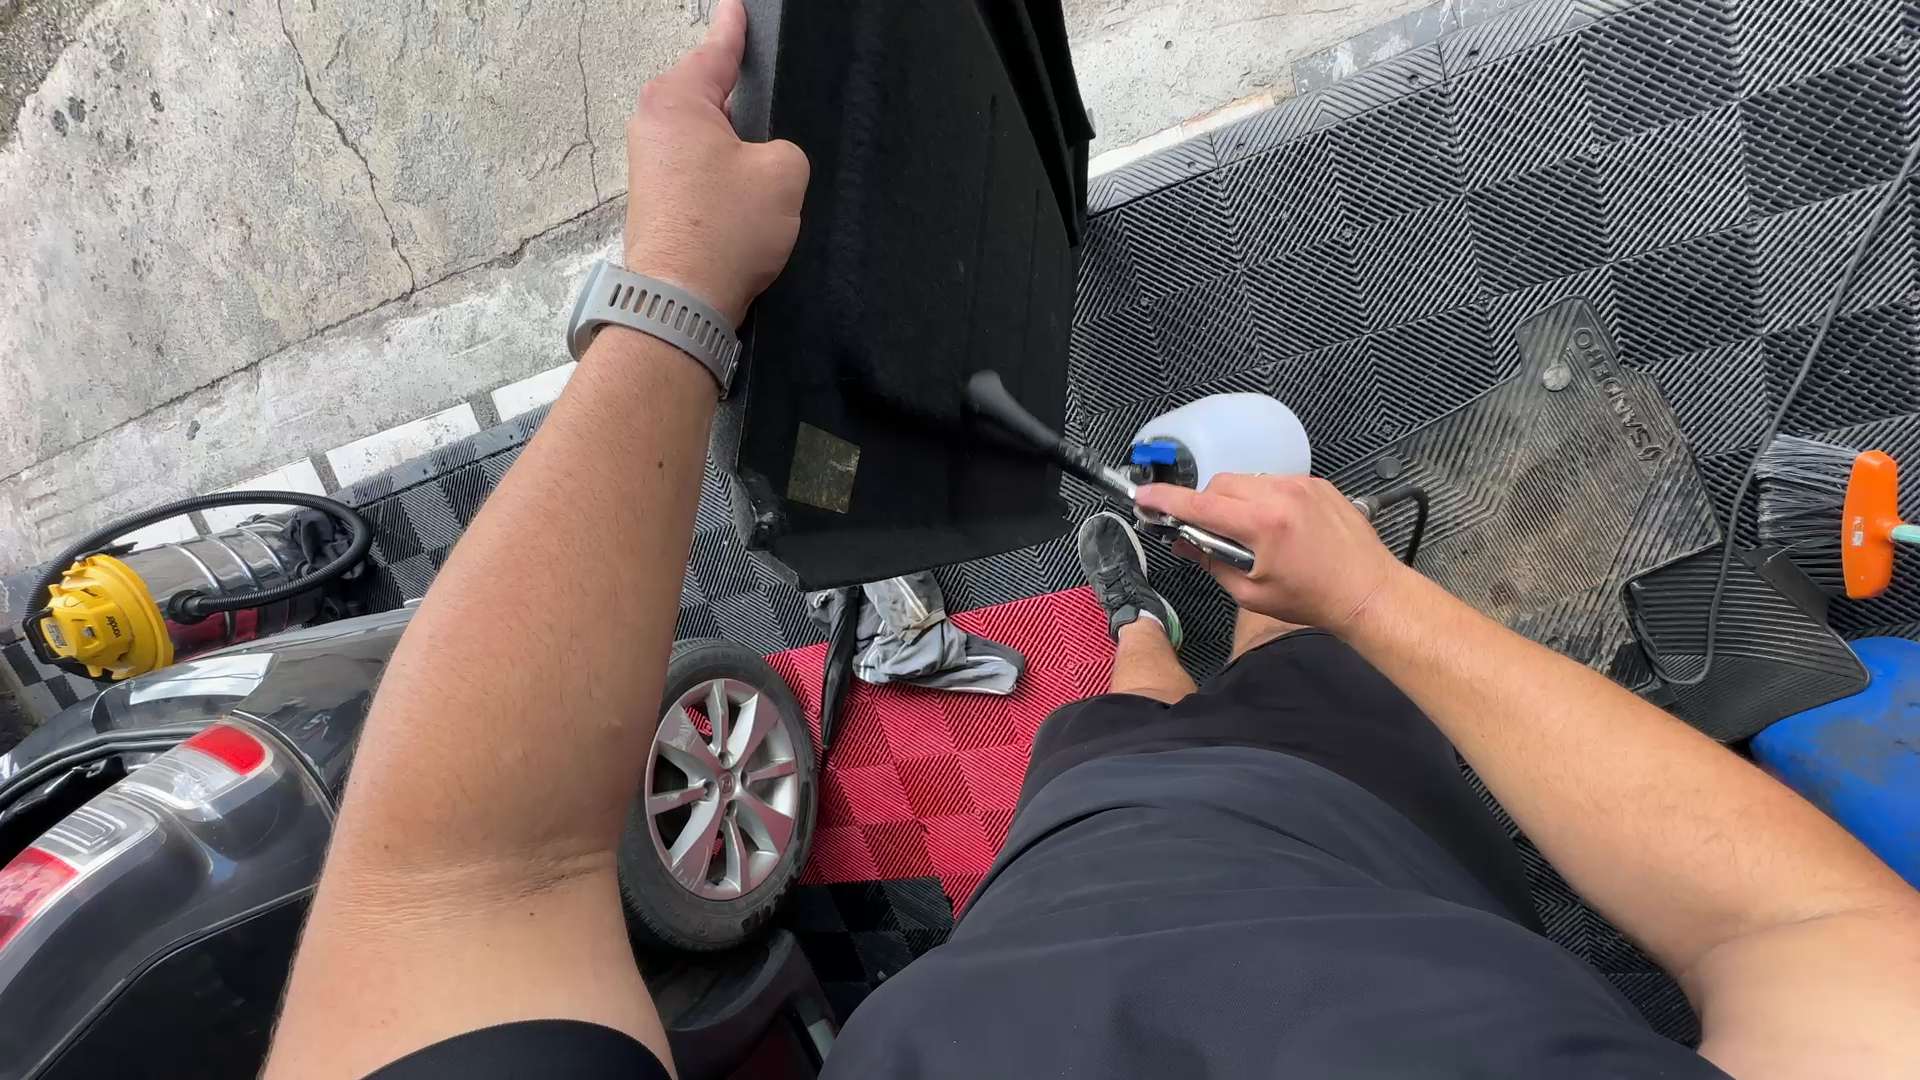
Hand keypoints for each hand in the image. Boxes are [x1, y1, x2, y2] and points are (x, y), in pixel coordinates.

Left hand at [623, 0, 808, 325]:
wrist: (684, 298)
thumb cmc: (726, 231)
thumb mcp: (784, 175)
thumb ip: (788, 150)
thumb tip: (769, 163)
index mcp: (676, 100)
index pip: (715, 52)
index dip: (733, 31)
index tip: (735, 10)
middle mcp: (652, 127)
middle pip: (712, 104)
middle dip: (743, 117)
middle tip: (771, 136)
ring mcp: (650, 168)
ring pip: (709, 148)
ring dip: (736, 164)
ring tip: (759, 196)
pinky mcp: (658, 206)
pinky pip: (700, 182)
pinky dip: (724, 193)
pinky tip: (742, 216)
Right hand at [1137, 474, 1408, 633]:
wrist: (1369, 592)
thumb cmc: (1310, 600)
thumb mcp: (1249, 592)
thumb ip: (1209, 561)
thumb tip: (1181, 542)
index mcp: (1262, 525)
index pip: (1199, 505)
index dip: (1165, 500)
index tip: (1143, 498)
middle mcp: (1281, 495)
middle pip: (1219, 484)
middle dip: (1204, 504)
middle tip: (1207, 533)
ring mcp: (1301, 485)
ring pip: (1244, 480)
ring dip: (1232, 500)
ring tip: (1245, 531)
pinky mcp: (1317, 483)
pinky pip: (1271, 481)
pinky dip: (1260, 498)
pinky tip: (1273, 526)